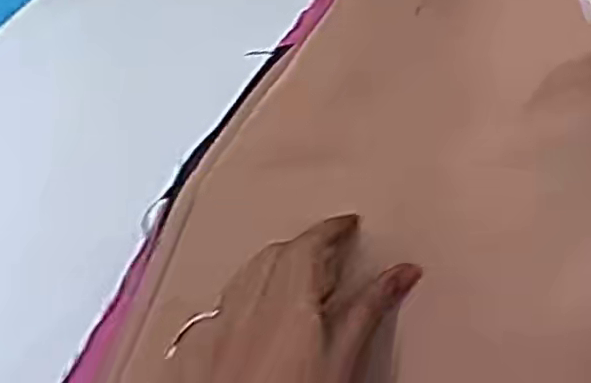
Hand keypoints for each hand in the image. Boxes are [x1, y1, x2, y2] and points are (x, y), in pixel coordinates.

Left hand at [167, 215, 420, 382]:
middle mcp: (244, 311)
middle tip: (330, 250)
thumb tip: (404, 272)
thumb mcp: (342, 358)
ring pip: (240, 279)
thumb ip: (370, 308)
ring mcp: (210, 338)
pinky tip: (247, 321)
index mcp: (286, 301)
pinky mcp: (186, 365)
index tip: (349, 224)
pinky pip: (212, 314)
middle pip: (272, 255)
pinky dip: (237, 303)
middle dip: (303, 245)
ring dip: (269, 269)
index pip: (308, 243)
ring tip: (294, 279)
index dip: (332, 228)